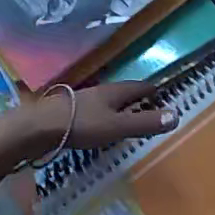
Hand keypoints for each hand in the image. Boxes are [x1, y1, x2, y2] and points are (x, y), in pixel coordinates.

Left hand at [1, 80, 178, 161]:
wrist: (37, 127)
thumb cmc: (80, 125)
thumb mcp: (117, 126)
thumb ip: (144, 122)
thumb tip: (176, 114)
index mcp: (112, 92)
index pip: (138, 87)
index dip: (151, 90)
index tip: (163, 93)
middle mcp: (97, 92)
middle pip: (121, 93)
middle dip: (134, 98)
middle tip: (148, 105)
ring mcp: (80, 101)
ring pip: (105, 102)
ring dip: (117, 107)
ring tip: (126, 116)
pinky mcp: (67, 113)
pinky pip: (92, 112)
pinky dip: (102, 117)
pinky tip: (99, 127)